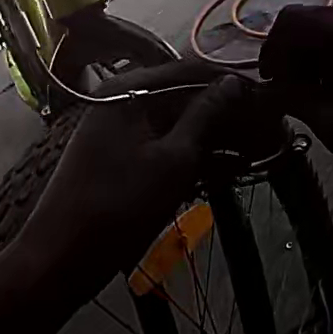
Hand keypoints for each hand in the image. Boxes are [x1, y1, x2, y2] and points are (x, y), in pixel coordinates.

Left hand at [16, 62, 256, 288]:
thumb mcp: (174, 158)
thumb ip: (207, 115)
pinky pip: (170, 149)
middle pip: (188, 99)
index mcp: (130, 90)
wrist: (59, 261)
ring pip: (183, 127)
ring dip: (221, 139)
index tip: (270, 97)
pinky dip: (199, 158)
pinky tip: (236, 169)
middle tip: (273, 131)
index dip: (233, 84)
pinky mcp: (127, 161)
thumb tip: (232, 82)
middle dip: (231, 116)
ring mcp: (125, 133)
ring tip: (263, 151)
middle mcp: (126, 102)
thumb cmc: (119, 204)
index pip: (191, 71)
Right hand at [259, 5, 332, 199]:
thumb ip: (290, 99)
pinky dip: (330, 60)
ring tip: (313, 100)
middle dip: (289, 57)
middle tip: (289, 97)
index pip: (289, 22)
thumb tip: (259, 90)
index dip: (270, 54)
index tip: (269, 88)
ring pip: (323, 31)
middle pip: (305, 23)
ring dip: (309, 60)